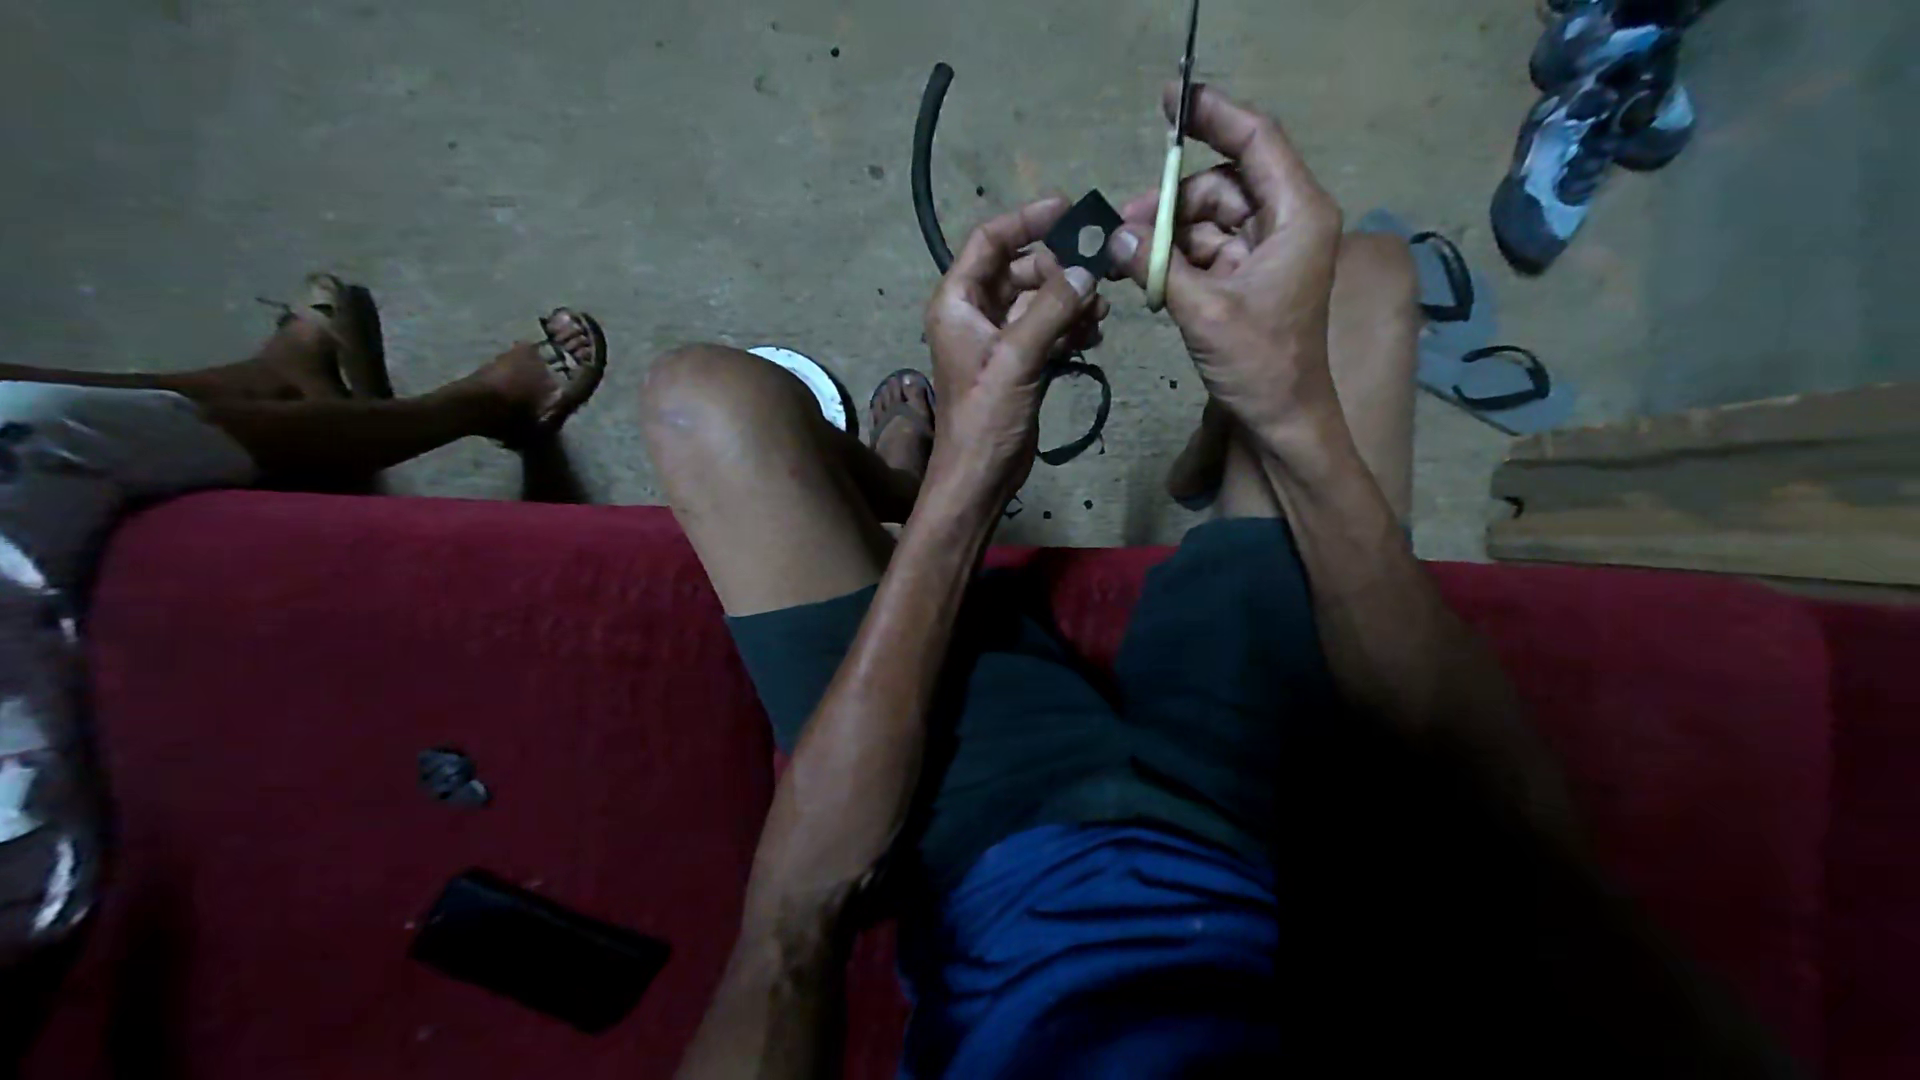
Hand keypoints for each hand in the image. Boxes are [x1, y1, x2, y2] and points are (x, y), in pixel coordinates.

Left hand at [922, 197, 1104, 510]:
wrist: (981, 475)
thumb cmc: (986, 417)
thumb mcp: (1017, 357)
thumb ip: (1052, 308)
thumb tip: (1089, 267)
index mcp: (958, 302)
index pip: (989, 242)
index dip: (1026, 222)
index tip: (1069, 211)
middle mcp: (974, 313)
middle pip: (1021, 270)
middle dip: (1060, 269)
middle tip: (1099, 275)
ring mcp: (998, 339)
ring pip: (1039, 300)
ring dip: (1070, 300)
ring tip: (1100, 313)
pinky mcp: (1018, 362)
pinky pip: (1047, 329)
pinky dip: (1069, 327)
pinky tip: (1092, 335)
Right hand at [1108, 85, 1345, 441]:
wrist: (1280, 418)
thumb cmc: (1258, 363)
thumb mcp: (1203, 311)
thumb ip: (1157, 266)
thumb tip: (1114, 236)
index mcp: (1297, 215)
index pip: (1256, 141)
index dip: (1213, 115)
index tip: (1171, 98)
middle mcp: (1286, 223)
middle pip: (1224, 185)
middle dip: (1173, 199)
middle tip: (1125, 222)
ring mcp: (1266, 253)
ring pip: (1210, 220)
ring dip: (1168, 234)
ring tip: (1127, 256)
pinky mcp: (1247, 280)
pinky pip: (1206, 252)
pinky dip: (1176, 259)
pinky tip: (1146, 274)